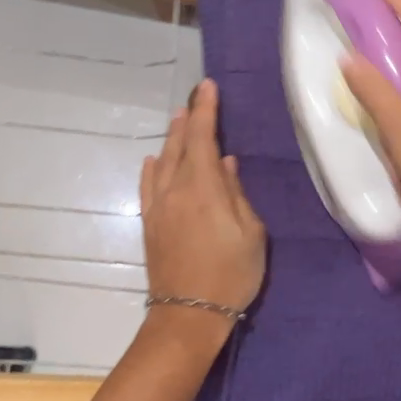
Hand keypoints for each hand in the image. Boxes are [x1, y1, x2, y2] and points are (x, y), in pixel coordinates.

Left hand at [139, 78, 266, 324]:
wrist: (189, 315)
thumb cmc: (231, 275)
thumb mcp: (251, 235)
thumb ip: (238, 195)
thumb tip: (226, 165)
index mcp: (204, 189)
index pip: (203, 138)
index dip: (206, 110)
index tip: (208, 86)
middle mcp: (176, 190)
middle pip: (180, 145)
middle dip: (189, 119)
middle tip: (196, 97)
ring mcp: (159, 207)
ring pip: (162, 162)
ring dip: (171, 139)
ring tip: (179, 121)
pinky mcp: (150, 224)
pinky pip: (148, 185)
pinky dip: (153, 167)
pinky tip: (154, 160)